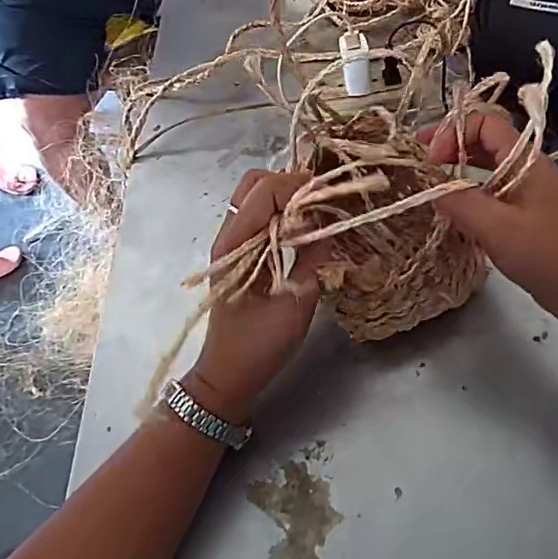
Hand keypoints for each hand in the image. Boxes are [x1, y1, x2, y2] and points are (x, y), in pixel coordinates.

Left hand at [185, 170, 332, 423]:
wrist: (227, 376)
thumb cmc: (258, 347)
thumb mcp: (296, 305)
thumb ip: (312, 261)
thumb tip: (331, 226)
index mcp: (235, 247)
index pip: (264, 192)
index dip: (299, 187)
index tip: (329, 200)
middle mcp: (228, 236)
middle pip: (254, 182)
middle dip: (291, 182)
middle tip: (323, 201)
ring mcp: (232, 242)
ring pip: (256, 195)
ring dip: (287, 195)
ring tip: (317, 213)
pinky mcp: (240, 251)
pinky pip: (260, 214)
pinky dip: (283, 210)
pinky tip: (304, 228)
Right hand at [419, 113, 557, 316]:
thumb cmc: (543, 255)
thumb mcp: (495, 228)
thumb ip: (460, 202)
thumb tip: (433, 190)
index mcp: (526, 160)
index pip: (486, 123)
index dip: (453, 131)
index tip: (430, 157)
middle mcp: (530, 166)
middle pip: (487, 138)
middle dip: (453, 144)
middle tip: (423, 161)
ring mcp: (530, 188)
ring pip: (490, 164)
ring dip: (461, 166)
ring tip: (435, 182)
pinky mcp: (528, 210)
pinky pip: (495, 187)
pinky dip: (472, 188)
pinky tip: (457, 207)